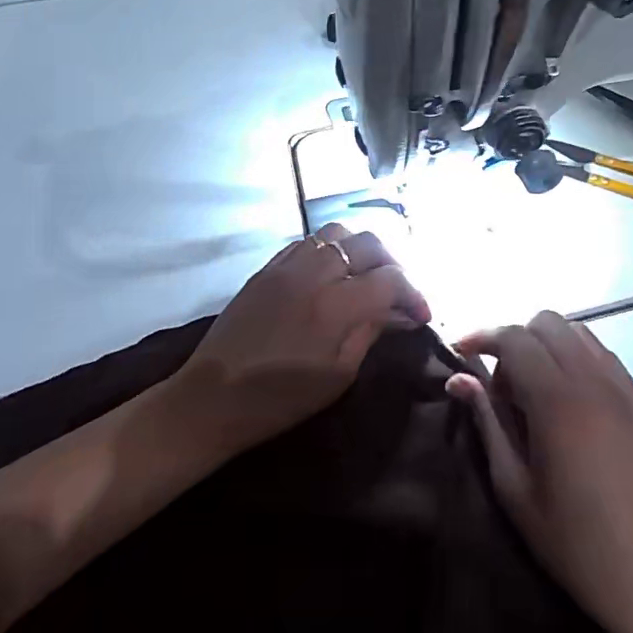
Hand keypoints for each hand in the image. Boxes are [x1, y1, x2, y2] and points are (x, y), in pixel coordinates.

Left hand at [170, 223, 429, 451]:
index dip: (414, 295)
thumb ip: (369, 334)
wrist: (212, 396)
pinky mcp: (264, 270)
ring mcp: (284, 267)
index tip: (420, 316)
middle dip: (392, 263)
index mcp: (334, 305)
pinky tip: (330, 274)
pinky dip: (327, 250)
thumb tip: (396, 312)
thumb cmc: (278, 399)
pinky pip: (304, 243)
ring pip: (334, 233)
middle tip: (397, 293)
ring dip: (359, 249)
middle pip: (367, 243)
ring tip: (365, 277)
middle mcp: (311, 274)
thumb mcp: (337, 376)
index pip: (390, 279)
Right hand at [445, 312, 632, 632]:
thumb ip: (487, 422)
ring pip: (578, 332)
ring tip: (530, 389)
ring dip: (546, 345)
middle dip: (513, 339)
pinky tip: (564, 400)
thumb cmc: (575, 542)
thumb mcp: (514, 487)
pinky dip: (575, 358)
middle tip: (499, 384)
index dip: (480, 336)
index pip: (514, 338)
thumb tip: (458, 378)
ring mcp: (625, 392)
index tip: (458, 354)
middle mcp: (595, 383)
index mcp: (559, 402)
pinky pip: (602, 356)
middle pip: (547, 322)